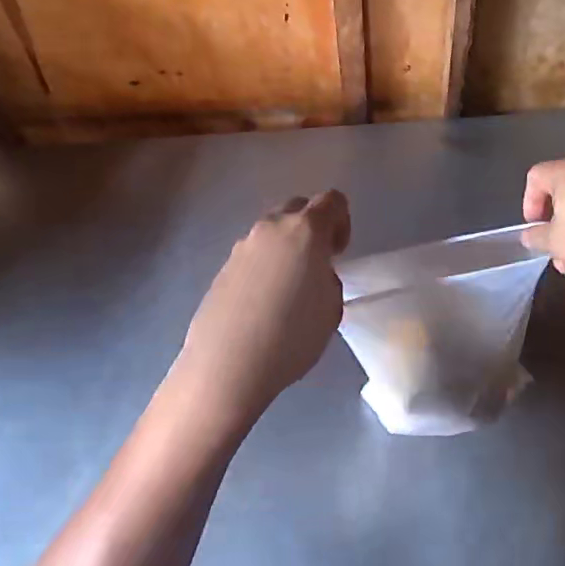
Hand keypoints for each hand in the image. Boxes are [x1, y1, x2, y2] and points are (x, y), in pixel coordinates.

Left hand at [174, 191, 350, 425]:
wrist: (228, 365)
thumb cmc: (292, 334)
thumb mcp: (332, 307)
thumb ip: (328, 278)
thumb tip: (313, 275)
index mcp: (306, 229)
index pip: (332, 200)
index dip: (342, 221)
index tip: (338, 253)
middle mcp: (272, 228)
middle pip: (298, 208)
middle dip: (312, 229)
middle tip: (316, 265)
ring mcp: (243, 246)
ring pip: (272, 233)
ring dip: (286, 249)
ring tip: (288, 290)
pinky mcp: (222, 268)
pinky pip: (252, 256)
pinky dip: (263, 268)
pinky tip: (263, 305)